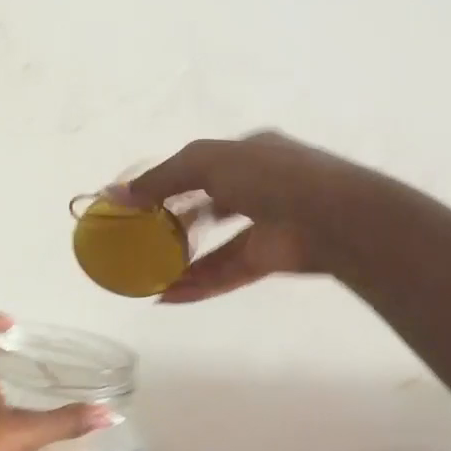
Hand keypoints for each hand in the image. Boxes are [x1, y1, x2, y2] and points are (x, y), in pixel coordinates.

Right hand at [110, 131, 384, 302]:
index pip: (199, 166)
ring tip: (144, 273)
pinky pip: (224, 273)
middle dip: (170, 223)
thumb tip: (114, 193)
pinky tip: (164, 296)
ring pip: (213, 245)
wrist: (336, 218)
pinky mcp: (268, 259)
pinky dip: (196, 284)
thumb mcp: (205, 161)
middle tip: (136, 239)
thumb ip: (160, 178)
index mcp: (248, 154)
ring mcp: (265, 225)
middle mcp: (257, 187)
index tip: (134, 201)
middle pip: (204, 206)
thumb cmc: (270, 177)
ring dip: (179, 260)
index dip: (165, 182)